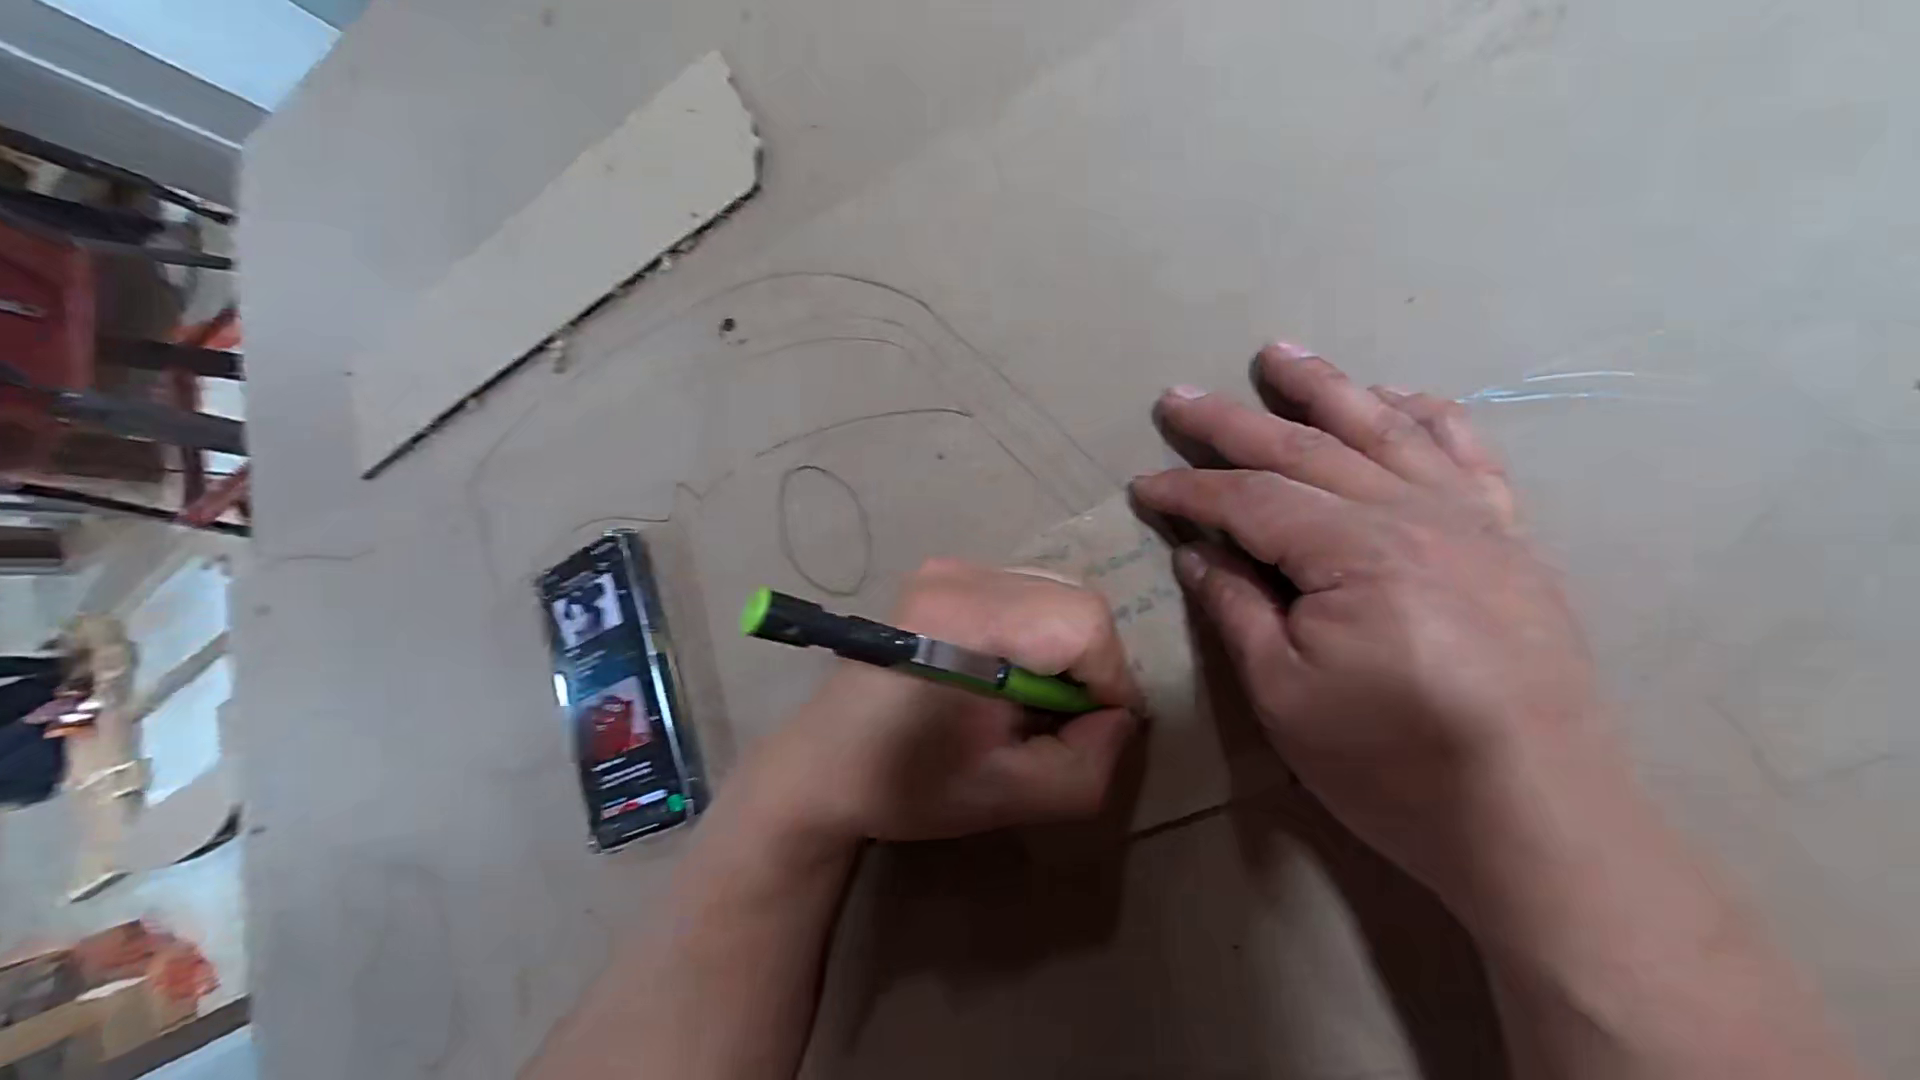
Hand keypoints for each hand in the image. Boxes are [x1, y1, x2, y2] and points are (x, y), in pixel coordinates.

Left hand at [741, 560, 1141, 844]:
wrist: (823, 763)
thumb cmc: (908, 786)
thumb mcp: (1012, 796)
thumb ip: (1090, 764)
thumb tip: (1120, 716)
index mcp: (965, 621)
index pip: (1083, 623)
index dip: (1111, 679)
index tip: (1100, 728)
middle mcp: (958, 576)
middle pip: (1075, 600)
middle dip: (1091, 662)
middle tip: (1068, 717)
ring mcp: (947, 568)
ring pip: (1055, 591)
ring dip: (1067, 646)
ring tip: (1036, 698)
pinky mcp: (943, 575)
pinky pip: (1026, 591)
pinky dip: (1040, 630)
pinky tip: (1011, 672)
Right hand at [1132, 343, 1608, 885]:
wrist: (1539, 824)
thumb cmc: (1393, 766)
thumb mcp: (1283, 694)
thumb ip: (1236, 608)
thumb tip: (1197, 551)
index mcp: (1357, 554)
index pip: (1251, 501)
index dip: (1189, 491)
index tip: (1142, 486)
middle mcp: (1417, 517)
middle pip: (1306, 450)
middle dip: (1231, 423)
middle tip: (1177, 398)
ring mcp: (1472, 523)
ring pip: (1384, 432)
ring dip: (1325, 388)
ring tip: (1279, 354)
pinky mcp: (1508, 542)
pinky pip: (1465, 458)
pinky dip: (1427, 418)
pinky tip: (1399, 397)